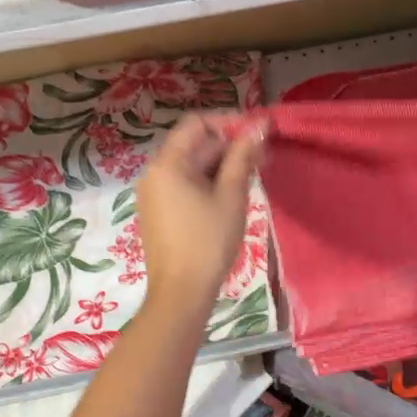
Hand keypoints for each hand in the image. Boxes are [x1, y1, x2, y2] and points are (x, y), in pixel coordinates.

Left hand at [135, 114, 262, 313]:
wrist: (181, 293)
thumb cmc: (208, 240)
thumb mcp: (231, 194)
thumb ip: (243, 155)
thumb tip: (259, 125)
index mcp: (167, 163)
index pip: (197, 124)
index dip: (229, 123)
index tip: (257, 134)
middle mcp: (154, 172)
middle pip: (194, 144)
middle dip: (228, 146)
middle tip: (262, 158)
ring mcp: (153, 193)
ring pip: (191, 165)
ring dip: (221, 165)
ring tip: (252, 177)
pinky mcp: (158, 211)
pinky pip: (184, 184)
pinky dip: (208, 182)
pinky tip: (231, 195)